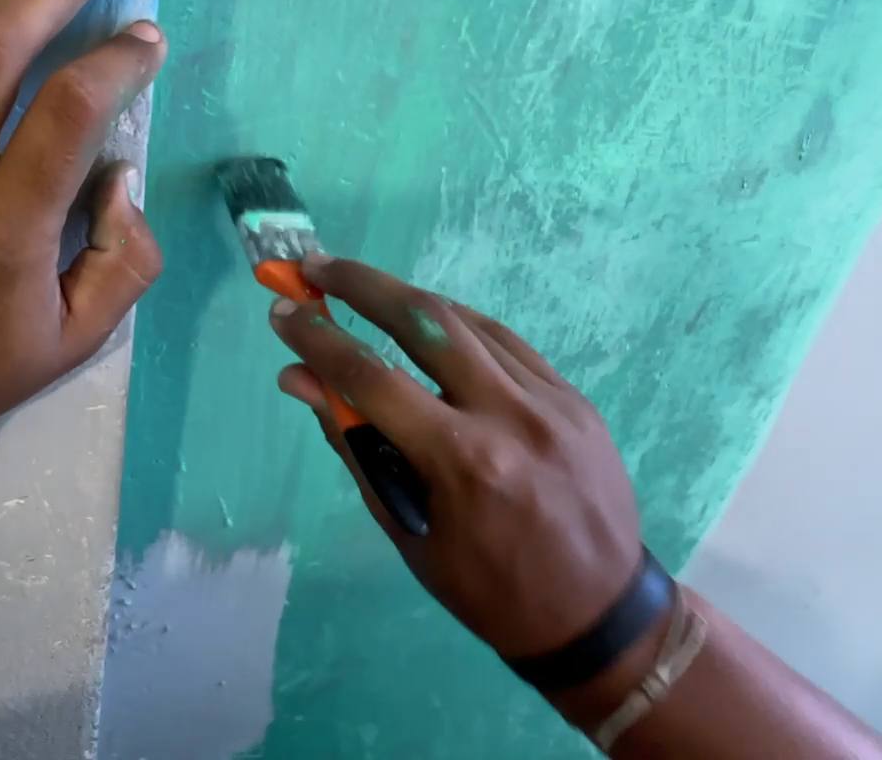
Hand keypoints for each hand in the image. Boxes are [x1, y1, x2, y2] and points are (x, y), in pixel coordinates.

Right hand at [269, 256, 641, 662]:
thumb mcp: (402, 524)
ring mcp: (551, 400)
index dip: (317, 338)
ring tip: (359, 287)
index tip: (281, 312)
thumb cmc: (484, 585)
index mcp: (462, 461)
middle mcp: (510, 416)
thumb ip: (350, 440)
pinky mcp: (572, 396)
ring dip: (403, 298)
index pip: (370, 377)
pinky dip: (451, 322)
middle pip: (424, 321)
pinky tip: (423, 319)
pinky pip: (501, 340)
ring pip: (464, 321)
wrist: (600, 615)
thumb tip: (298, 377)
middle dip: (361, 284)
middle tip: (317, 266)